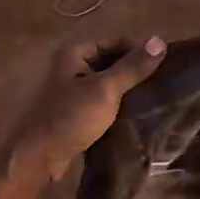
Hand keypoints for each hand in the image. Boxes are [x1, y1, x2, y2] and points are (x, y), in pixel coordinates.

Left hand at [8, 37, 167, 180]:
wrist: (37, 158)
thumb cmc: (70, 117)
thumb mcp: (105, 90)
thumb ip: (132, 67)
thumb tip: (159, 40)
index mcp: (75, 52)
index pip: (116, 41)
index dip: (139, 53)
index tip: (162, 70)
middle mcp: (71, 65)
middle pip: (112, 61)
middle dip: (134, 73)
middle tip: (160, 87)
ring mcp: (71, 89)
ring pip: (107, 83)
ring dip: (126, 92)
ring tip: (153, 101)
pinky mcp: (74, 111)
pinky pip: (101, 102)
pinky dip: (116, 106)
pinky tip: (135, 116)